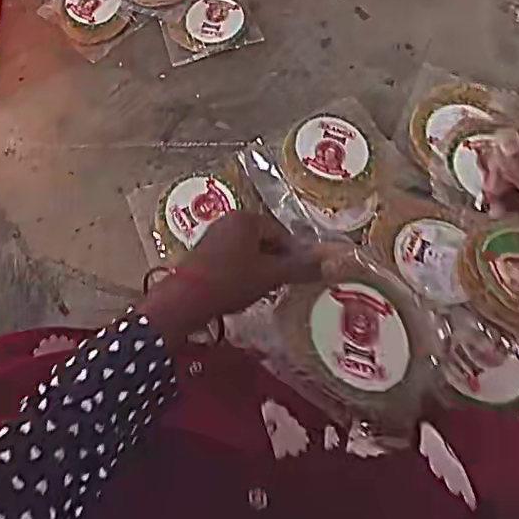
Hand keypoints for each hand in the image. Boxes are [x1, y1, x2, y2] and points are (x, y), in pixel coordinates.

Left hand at [138, 211, 331, 340]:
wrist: (185, 301)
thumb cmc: (231, 282)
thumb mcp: (270, 276)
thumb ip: (300, 268)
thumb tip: (332, 262)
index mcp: (246, 218)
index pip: (281, 232)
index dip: (293, 254)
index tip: (300, 275)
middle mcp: (229, 219)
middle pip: (264, 238)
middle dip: (276, 260)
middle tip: (283, 284)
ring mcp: (213, 234)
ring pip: (247, 249)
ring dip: (259, 266)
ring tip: (265, 289)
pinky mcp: (203, 251)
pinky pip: (232, 256)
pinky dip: (242, 270)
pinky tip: (243, 289)